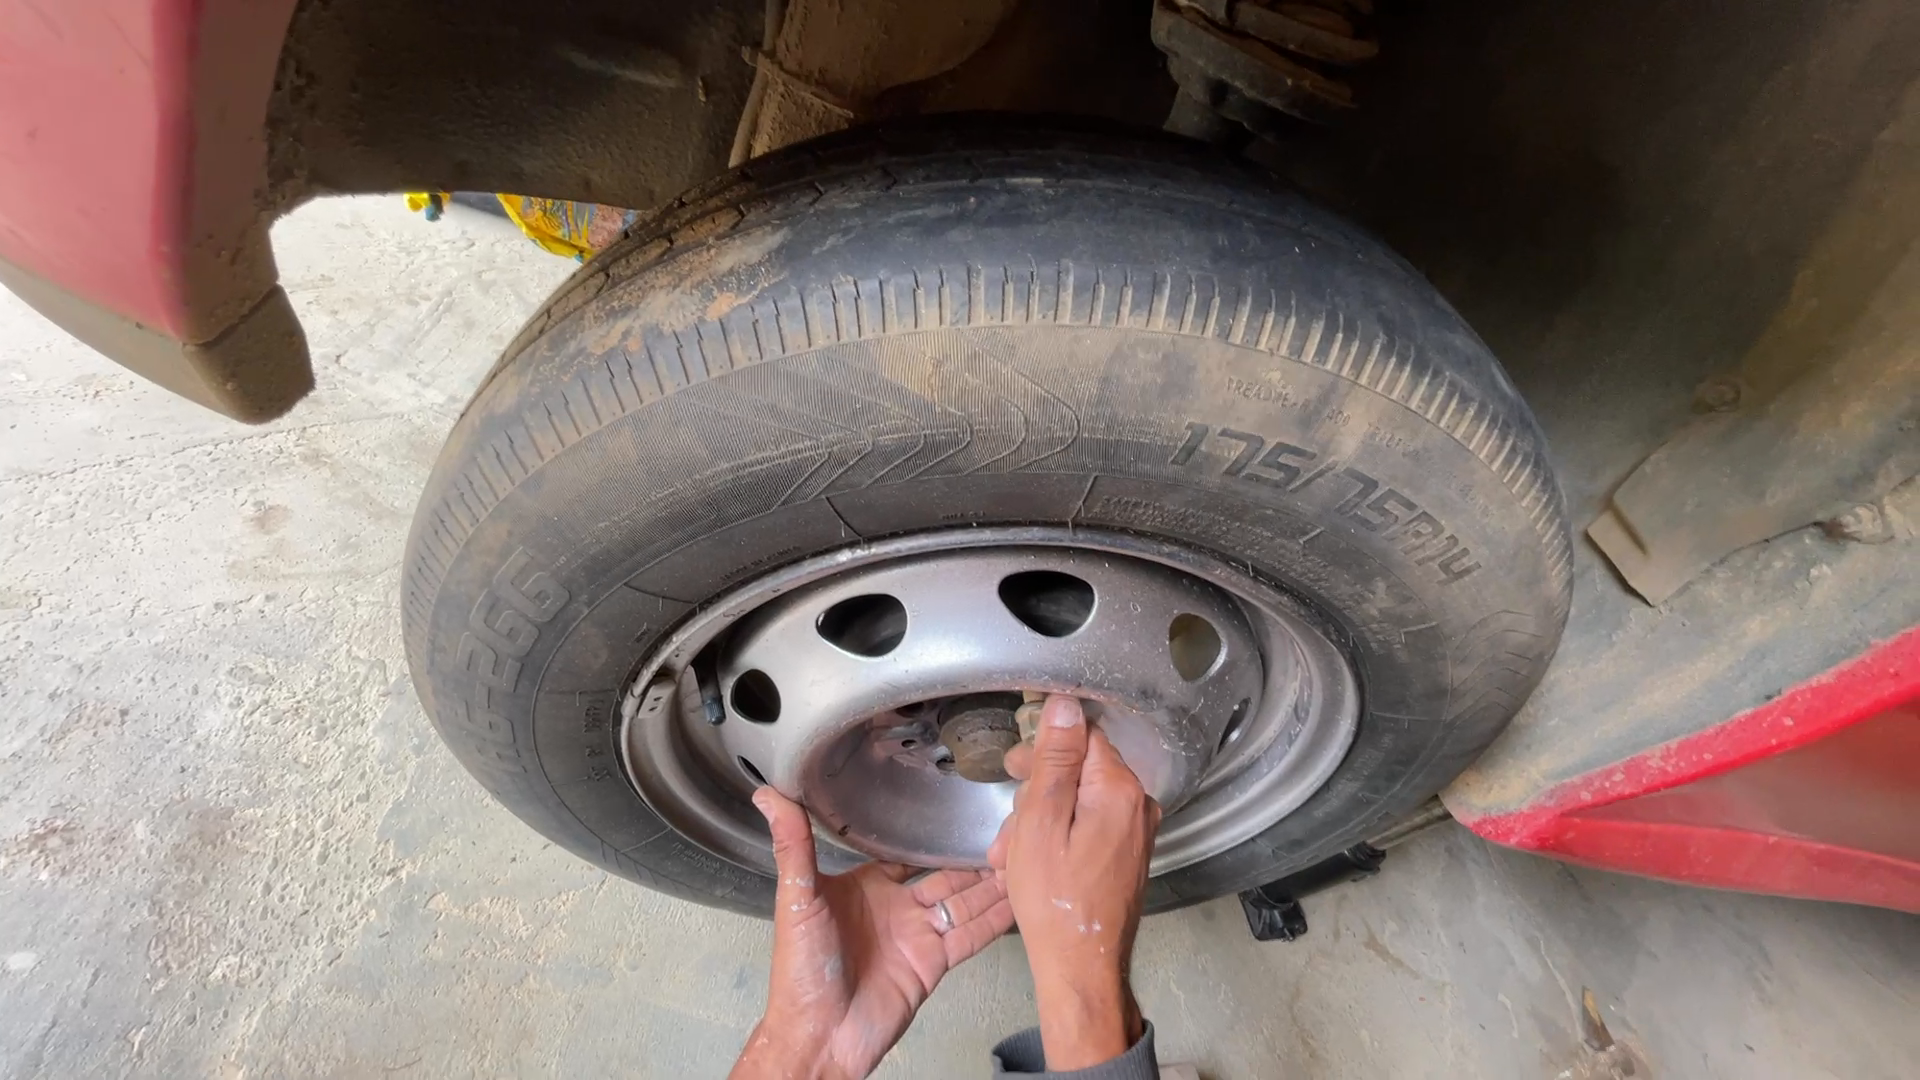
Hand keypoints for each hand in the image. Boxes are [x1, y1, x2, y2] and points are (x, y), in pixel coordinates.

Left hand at [730, 787, 1014, 1079]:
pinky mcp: (933, 964)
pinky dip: (993, 918)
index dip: (930, 834)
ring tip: (1019, 857)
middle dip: (970, 856)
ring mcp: (918, 935)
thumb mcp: (797, 897)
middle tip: (1003, 829)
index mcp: (867, 886)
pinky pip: (969, 936)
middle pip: (943, 875)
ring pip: (962, 900)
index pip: (906, 853)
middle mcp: (896, 907)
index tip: (954, 806)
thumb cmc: (801, 969)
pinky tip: (1015, 899)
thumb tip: (767, 793)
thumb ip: (793, 844)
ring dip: (989, 882)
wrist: (818, 1036)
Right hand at [989, 696, 1159, 1070]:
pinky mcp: (1128, 853)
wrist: (1082, 970)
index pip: (1082, 735)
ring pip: (1078, 800)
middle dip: (1037, 792)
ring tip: (1010, 854)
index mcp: (1119, 789)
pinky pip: (1088, 825)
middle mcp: (1138, 804)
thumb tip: (1065, 703)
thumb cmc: (1054, 896)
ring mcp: (1136, 831)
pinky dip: (1058, 836)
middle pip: (1079, 768)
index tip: (1014, 769)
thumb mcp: (1042, 820)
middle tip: (1007, 825)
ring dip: (1041, 819)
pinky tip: (1031, 861)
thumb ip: (1055, 759)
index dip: (1043, 748)